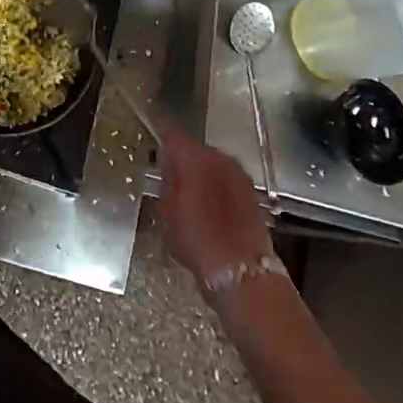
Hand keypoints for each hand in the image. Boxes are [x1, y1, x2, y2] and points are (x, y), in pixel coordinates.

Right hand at [157, 123, 275, 300]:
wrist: (239, 269)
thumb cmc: (197, 241)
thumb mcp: (168, 211)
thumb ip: (167, 179)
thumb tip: (167, 161)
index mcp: (197, 159)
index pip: (173, 134)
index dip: (160, 133)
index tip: (151, 133)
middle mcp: (221, 159)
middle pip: (194, 149)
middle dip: (180, 158)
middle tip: (164, 176)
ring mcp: (239, 174)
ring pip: (211, 163)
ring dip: (198, 172)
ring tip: (185, 194)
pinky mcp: (251, 191)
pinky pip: (224, 178)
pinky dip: (214, 184)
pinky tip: (206, 204)